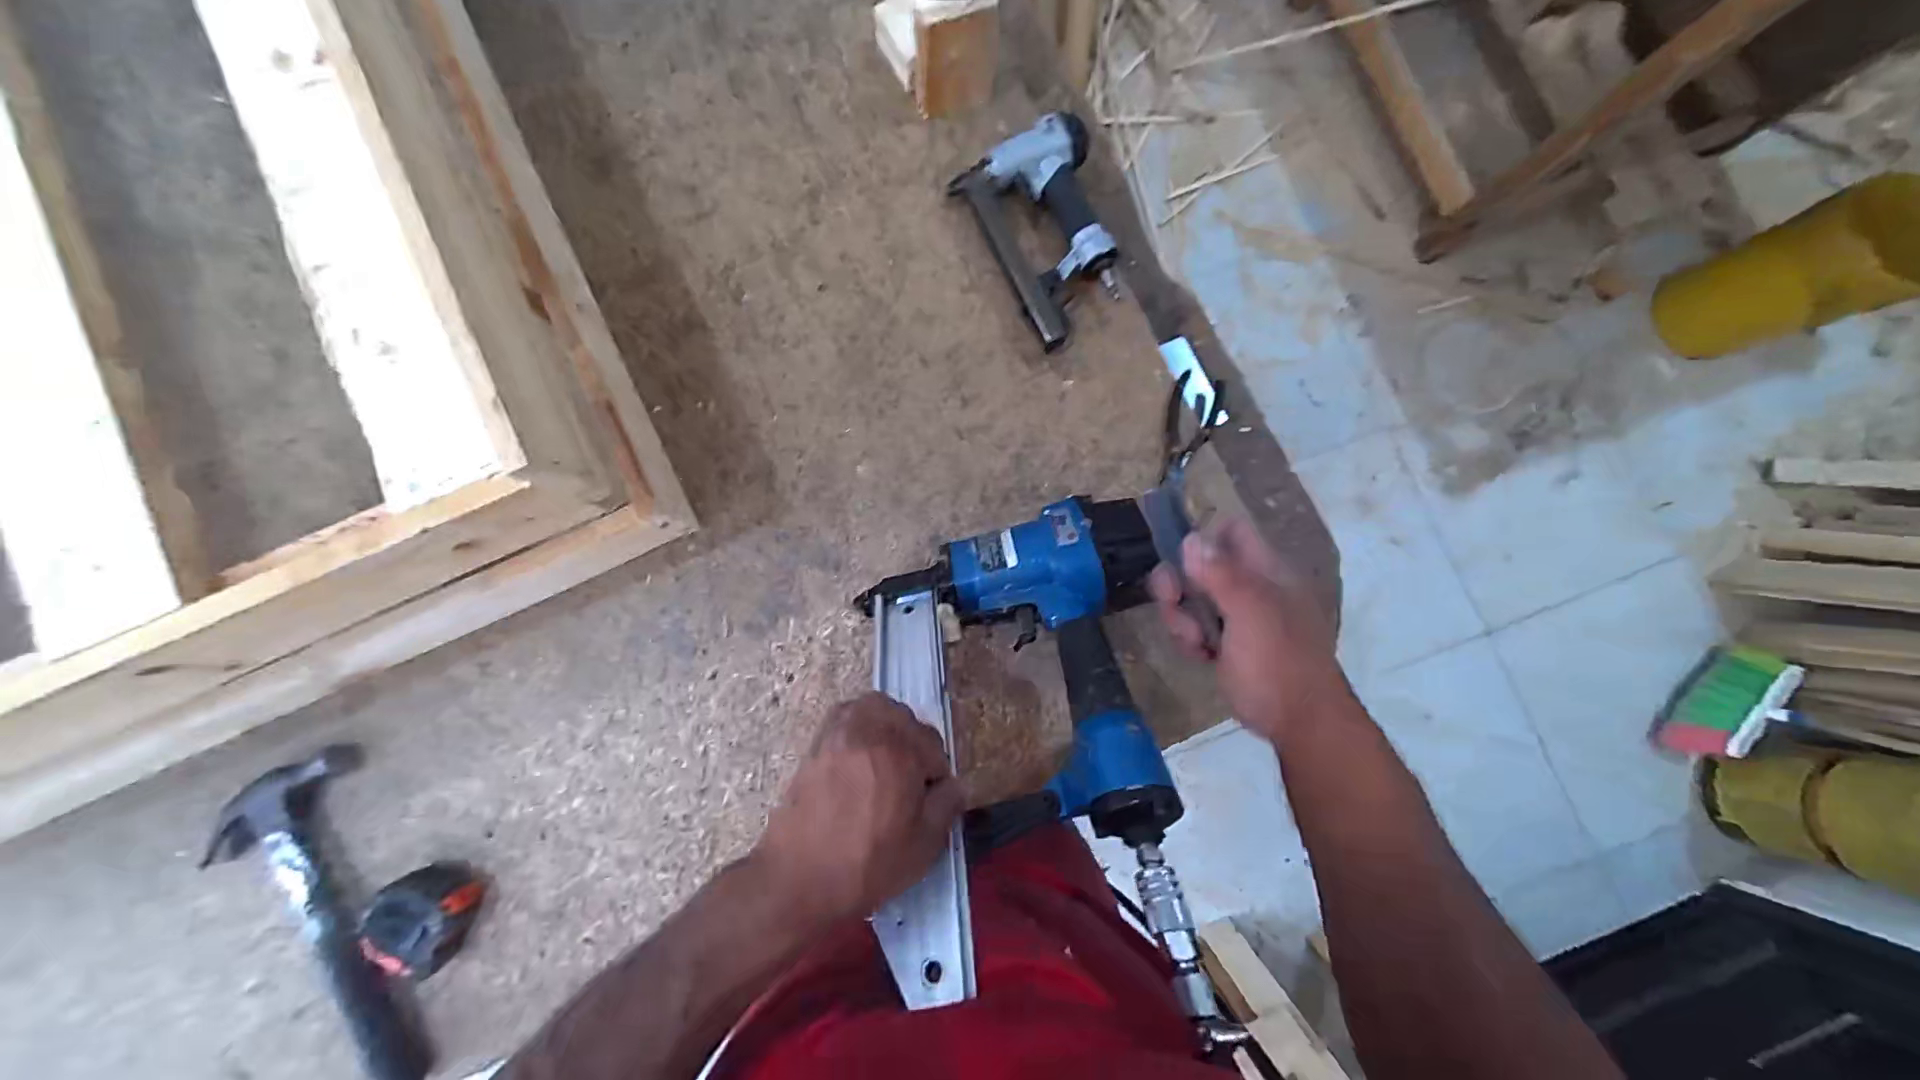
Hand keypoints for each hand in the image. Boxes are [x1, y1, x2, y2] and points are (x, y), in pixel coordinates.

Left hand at [750, 693, 964, 925]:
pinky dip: (858, 725)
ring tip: (885, 760)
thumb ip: (947, 806)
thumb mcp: (924, 845)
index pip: (934, 744)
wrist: (798, 879)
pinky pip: (846, 716)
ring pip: (875, 708)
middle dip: (914, 742)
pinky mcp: (816, 743)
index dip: (937, 773)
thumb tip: (956, 785)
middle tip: (910, 779)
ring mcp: (839, 733)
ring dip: (887, 726)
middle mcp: (871, 731)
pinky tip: (858, 757)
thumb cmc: (868, 864)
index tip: (929, 798)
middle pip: (905, 717)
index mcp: (902, 752)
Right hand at [1149, 519, 1354, 744]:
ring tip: (1197, 643)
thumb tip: (1191, 538)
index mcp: (1266, 571)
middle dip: (1178, 585)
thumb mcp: (1251, 614)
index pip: (1231, 532)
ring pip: (1191, 599)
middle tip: (1173, 605)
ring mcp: (1238, 617)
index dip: (1203, 540)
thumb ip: (1222, 575)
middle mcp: (1250, 587)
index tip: (1183, 566)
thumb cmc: (1279, 664)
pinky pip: (1194, 627)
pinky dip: (1190, 640)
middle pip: (1198, 566)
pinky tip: (1201, 657)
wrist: (1300, 724)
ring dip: (1181, 618)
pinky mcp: (1226, 644)